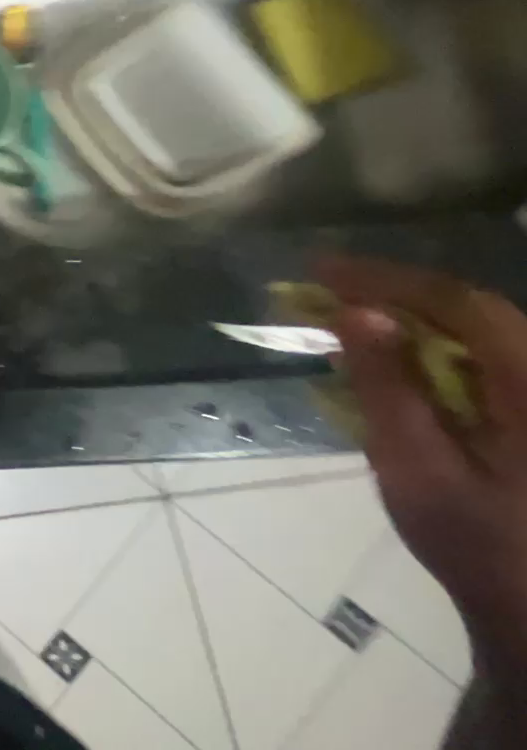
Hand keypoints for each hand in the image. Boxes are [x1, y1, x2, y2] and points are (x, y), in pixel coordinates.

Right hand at [318, 255, 526, 667]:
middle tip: (323, 289)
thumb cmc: (476, 544)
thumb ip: (388, 387)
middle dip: (396, 295)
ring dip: (415, 319)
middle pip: (480, 315)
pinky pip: (495, 364)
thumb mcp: (416, 467)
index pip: (463, 307)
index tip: (318, 269)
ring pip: (488, 336)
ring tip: (347, 314)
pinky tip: (395, 356)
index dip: (388, 280)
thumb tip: (357, 314)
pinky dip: (439, 350)